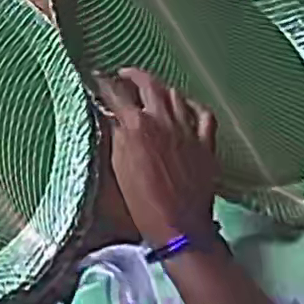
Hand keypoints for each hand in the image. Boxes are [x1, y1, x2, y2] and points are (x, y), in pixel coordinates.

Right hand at [97, 69, 219, 246]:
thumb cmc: (141, 200)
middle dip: (132, 75)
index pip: (116, 93)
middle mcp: (162, 120)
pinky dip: (193, 105)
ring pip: (175, 94)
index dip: (104, 83)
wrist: (179, 228)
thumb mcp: (118, 164)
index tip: (97, 78)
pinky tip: (185, 106)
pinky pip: (204, 114)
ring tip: (151, 91)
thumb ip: (116, 133)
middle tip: (123, 76)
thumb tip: (111, 115)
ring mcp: (187, 130)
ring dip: (160, 88)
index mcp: (136, 126)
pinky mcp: (206, 143)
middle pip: (148, 83)